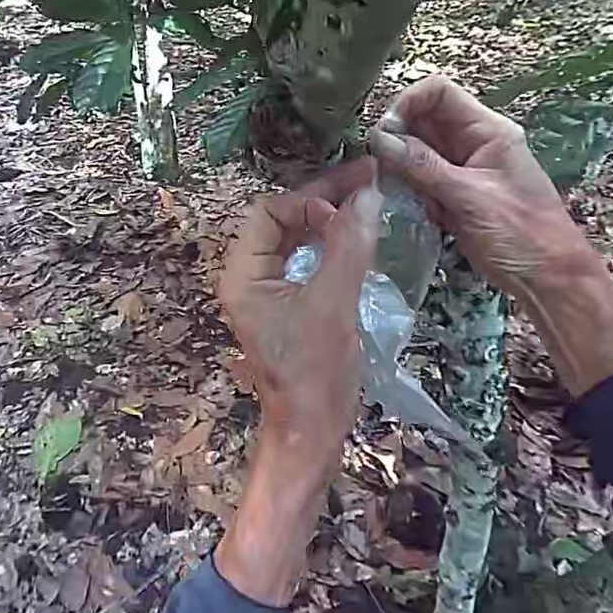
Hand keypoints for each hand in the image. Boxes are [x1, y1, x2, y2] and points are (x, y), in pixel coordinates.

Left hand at [214, 158, 381, 603]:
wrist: (313, 432)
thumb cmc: (314, 372)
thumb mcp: (332, 304)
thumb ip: (348, 246)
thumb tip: (368, 195)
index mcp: (243, 274)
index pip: (270, 213)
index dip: (310, 199)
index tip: (351, 201)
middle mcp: (250, 277)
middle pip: (284, 221)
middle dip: (324, 200)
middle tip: (367, 180)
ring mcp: (270, 292)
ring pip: (299, 239)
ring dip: (331, 220)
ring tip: (369, 201)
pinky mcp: (292, 305)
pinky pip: (310, 260)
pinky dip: (334, 244)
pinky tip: (361, 237)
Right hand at [368, 76, 612, 395]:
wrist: (549, 280)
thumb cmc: (521, 235)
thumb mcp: (470, 198)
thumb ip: (423, 167)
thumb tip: (380, 139)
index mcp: (488, 131)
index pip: (438, 92)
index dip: (406, 103)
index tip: (384, 134)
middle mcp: (473, 143)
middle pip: (423, 122)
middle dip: (399, 143)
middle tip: (384, 172)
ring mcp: (463, 170)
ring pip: (417, 154)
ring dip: (403, 172)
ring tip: (406, 198)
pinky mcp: (454, 196)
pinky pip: (422, 182)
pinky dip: (412, 193)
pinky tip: (420, 213)